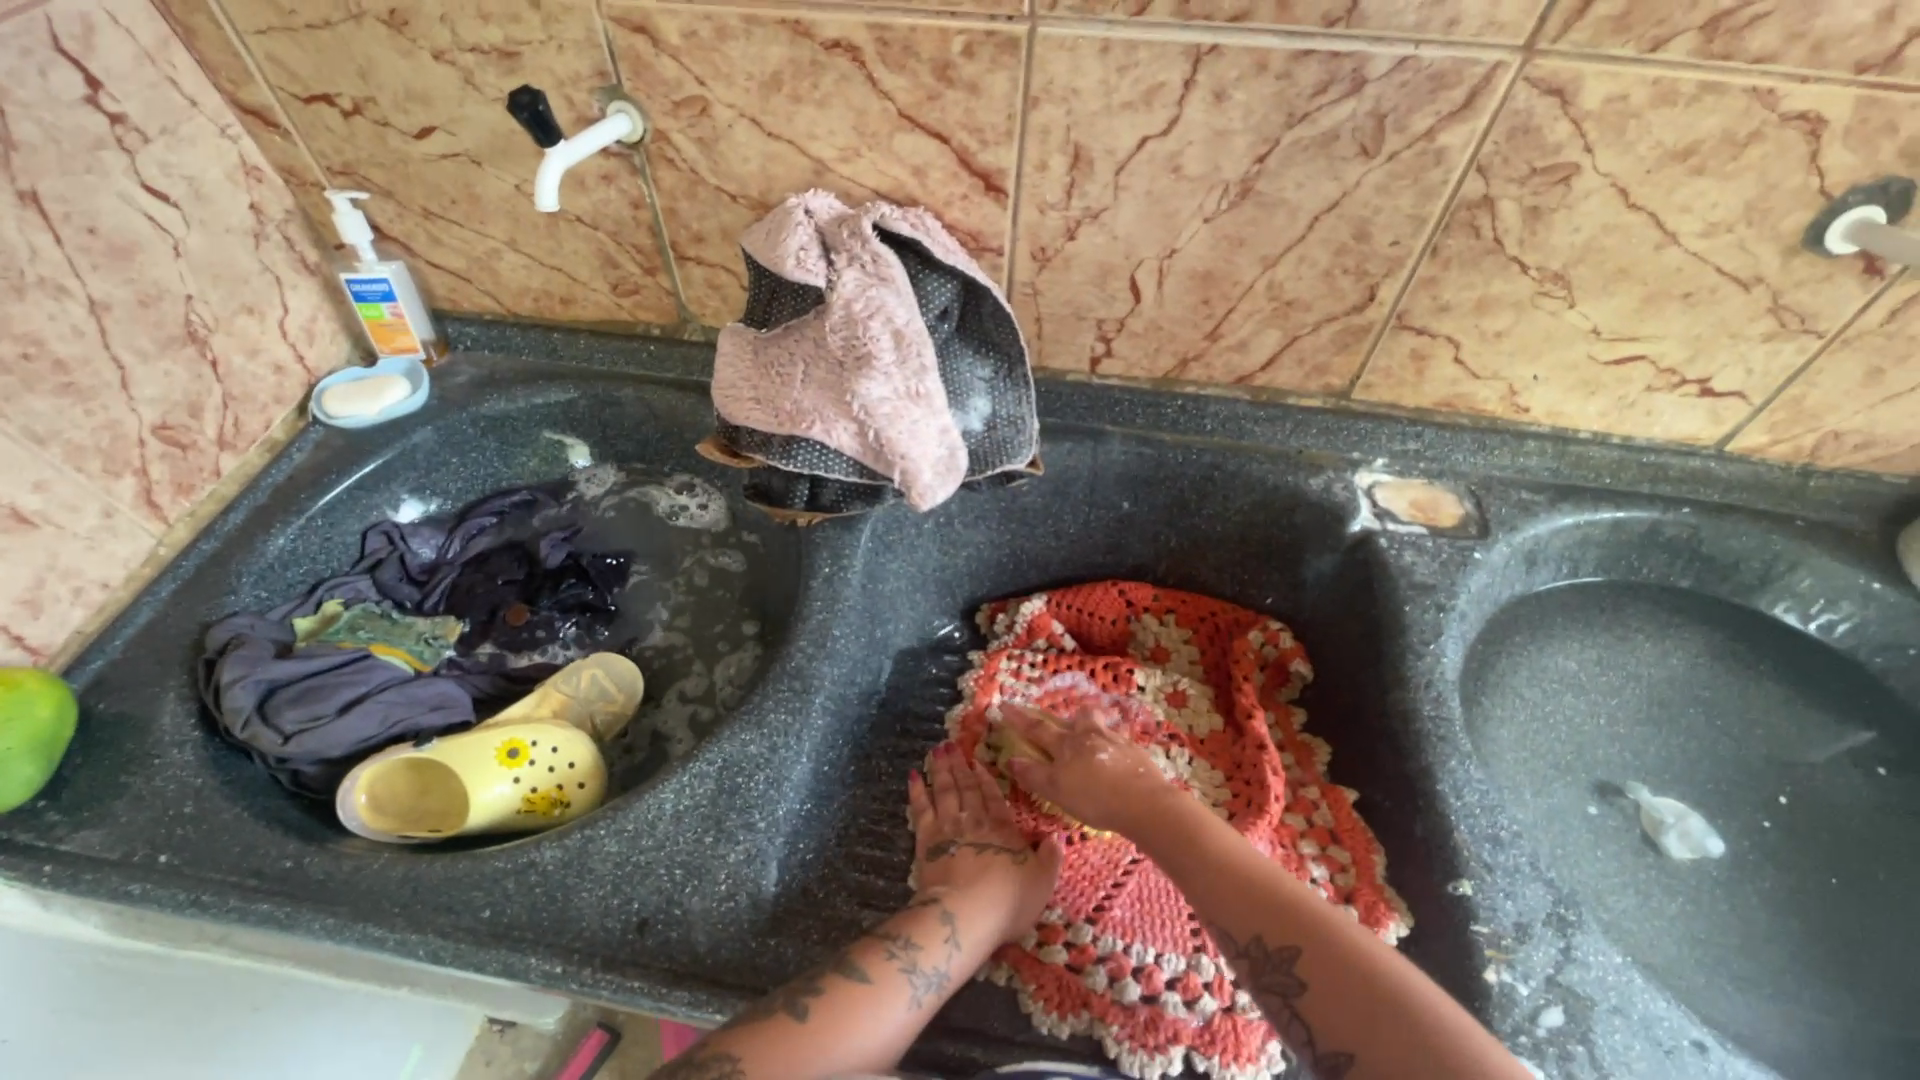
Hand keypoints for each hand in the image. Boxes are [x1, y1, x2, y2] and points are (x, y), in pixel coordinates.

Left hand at [909, 744, 1061, 945]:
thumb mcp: (1042, 882)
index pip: (994, 796)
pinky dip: (917, 789)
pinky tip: (913, 775)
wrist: (964, 914)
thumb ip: (1051, 857)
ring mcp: (948, 825)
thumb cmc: (1007, 902)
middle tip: (953, 744)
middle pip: (967, 787)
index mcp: (1003, 828)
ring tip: (937, 750)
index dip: (985, 778)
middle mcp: (975, 820)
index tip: (977, 761)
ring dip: (941, 768)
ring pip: (945, 789)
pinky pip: (920, 806)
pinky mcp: (925, 837)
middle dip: (960, 764)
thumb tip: (1057, 837)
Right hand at [1001, 704, 1181, 834]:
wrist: (1144, 803)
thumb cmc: (1094, 798)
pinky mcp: (1137, 753)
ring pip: (1102, 727)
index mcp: (1067, 745)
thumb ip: (1033, 775)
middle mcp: (1091, 736)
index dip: (1020, 718)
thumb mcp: (1056, 791)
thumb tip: (1011, 760)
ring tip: (1096, 748)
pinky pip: (1122, 745)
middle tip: (1070, 728)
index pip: (1037, 728)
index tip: (1005, 705)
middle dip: (1072, 717)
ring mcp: (1117, 742)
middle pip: (1080, 717)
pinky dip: (1115, 751)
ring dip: (1096, 731)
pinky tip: (1118, 767)